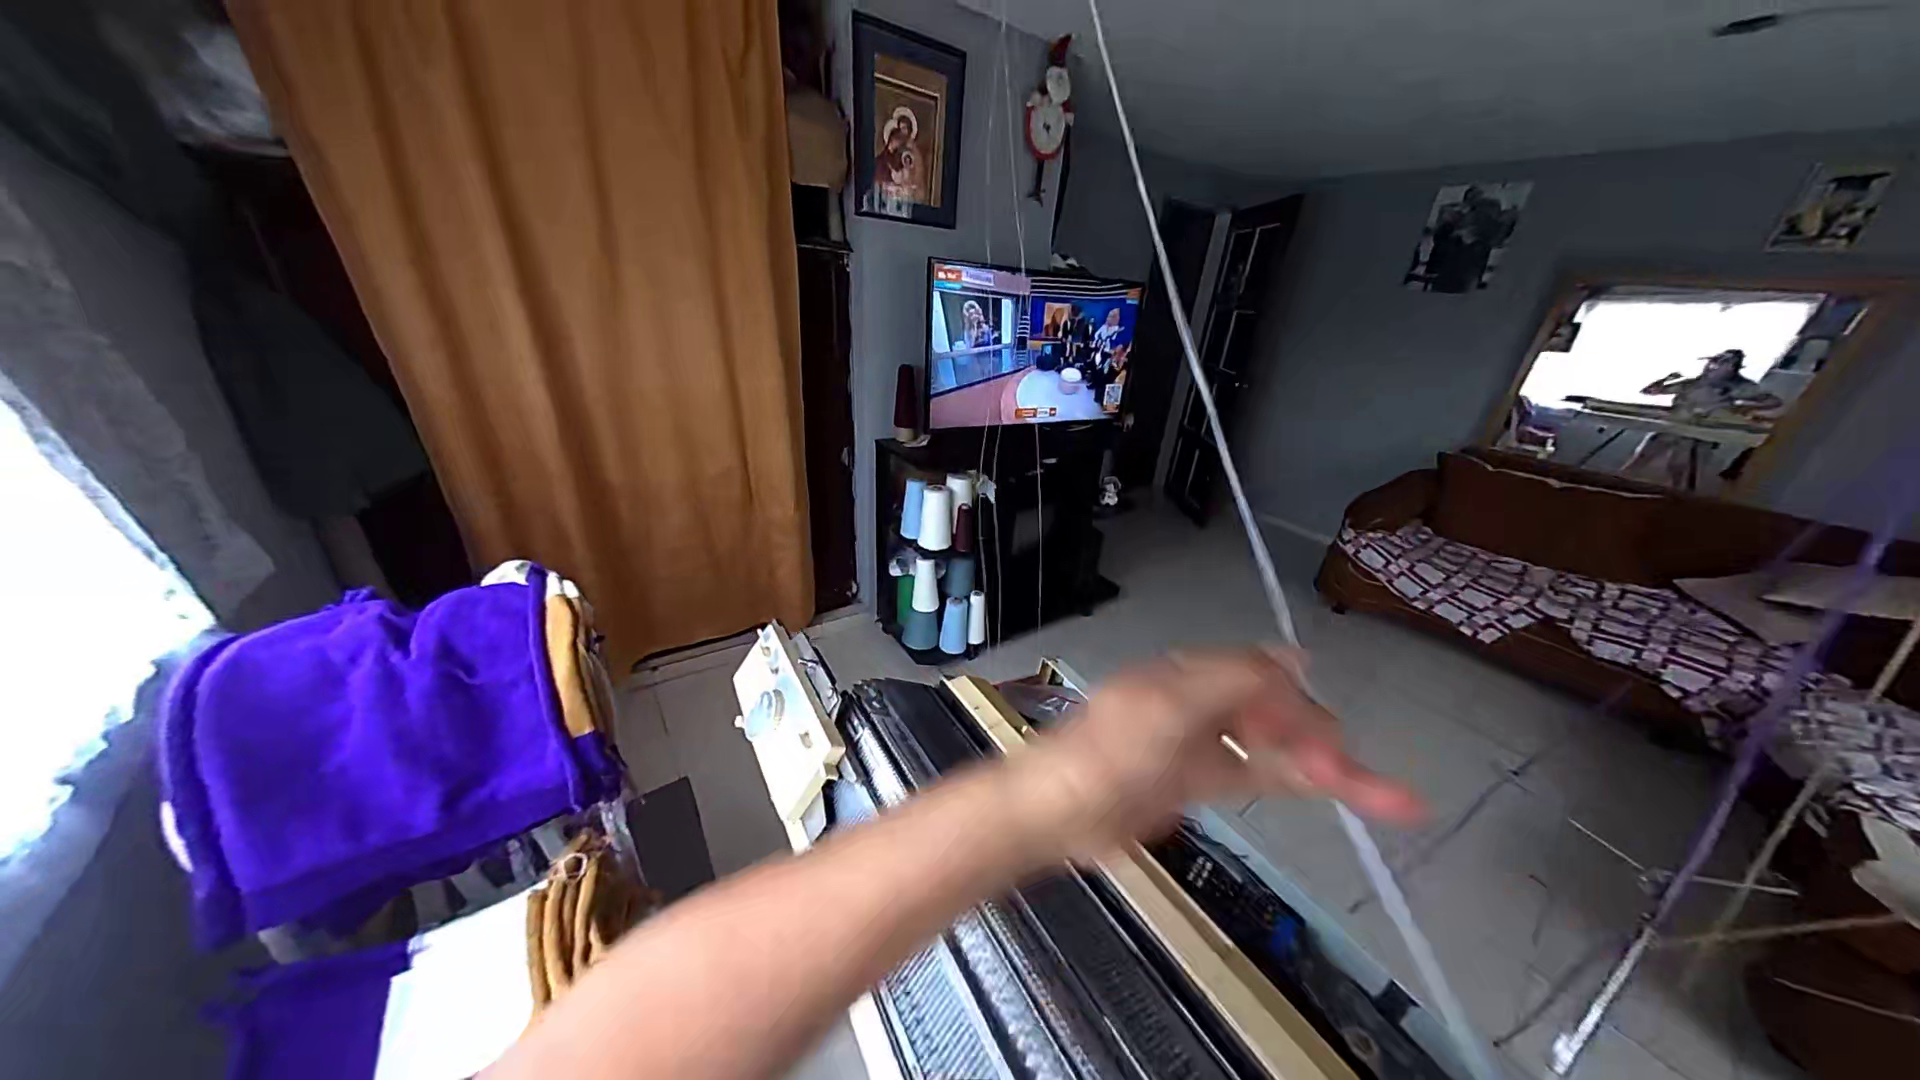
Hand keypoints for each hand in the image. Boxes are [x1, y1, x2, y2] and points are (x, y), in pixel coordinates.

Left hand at [1005, 649, 1424, 862]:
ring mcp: (1200, 744)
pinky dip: (1292, 782)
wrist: (1057, 810)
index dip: (1297, 706)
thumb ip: (1232, 678)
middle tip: (1348, 774)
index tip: (1327, 744)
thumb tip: (1295, 655)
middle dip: (1315, 737)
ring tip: (1382, 792)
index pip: (1262, 676)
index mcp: (1187, 675)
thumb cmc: (1108, 752)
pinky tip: (1327, 788)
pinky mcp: (1197, 781)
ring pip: (1272, 747)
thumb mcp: (1168, 706)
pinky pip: (1255, 774)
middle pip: (1273, 712)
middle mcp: (1198, 703)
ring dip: (1321, 765)